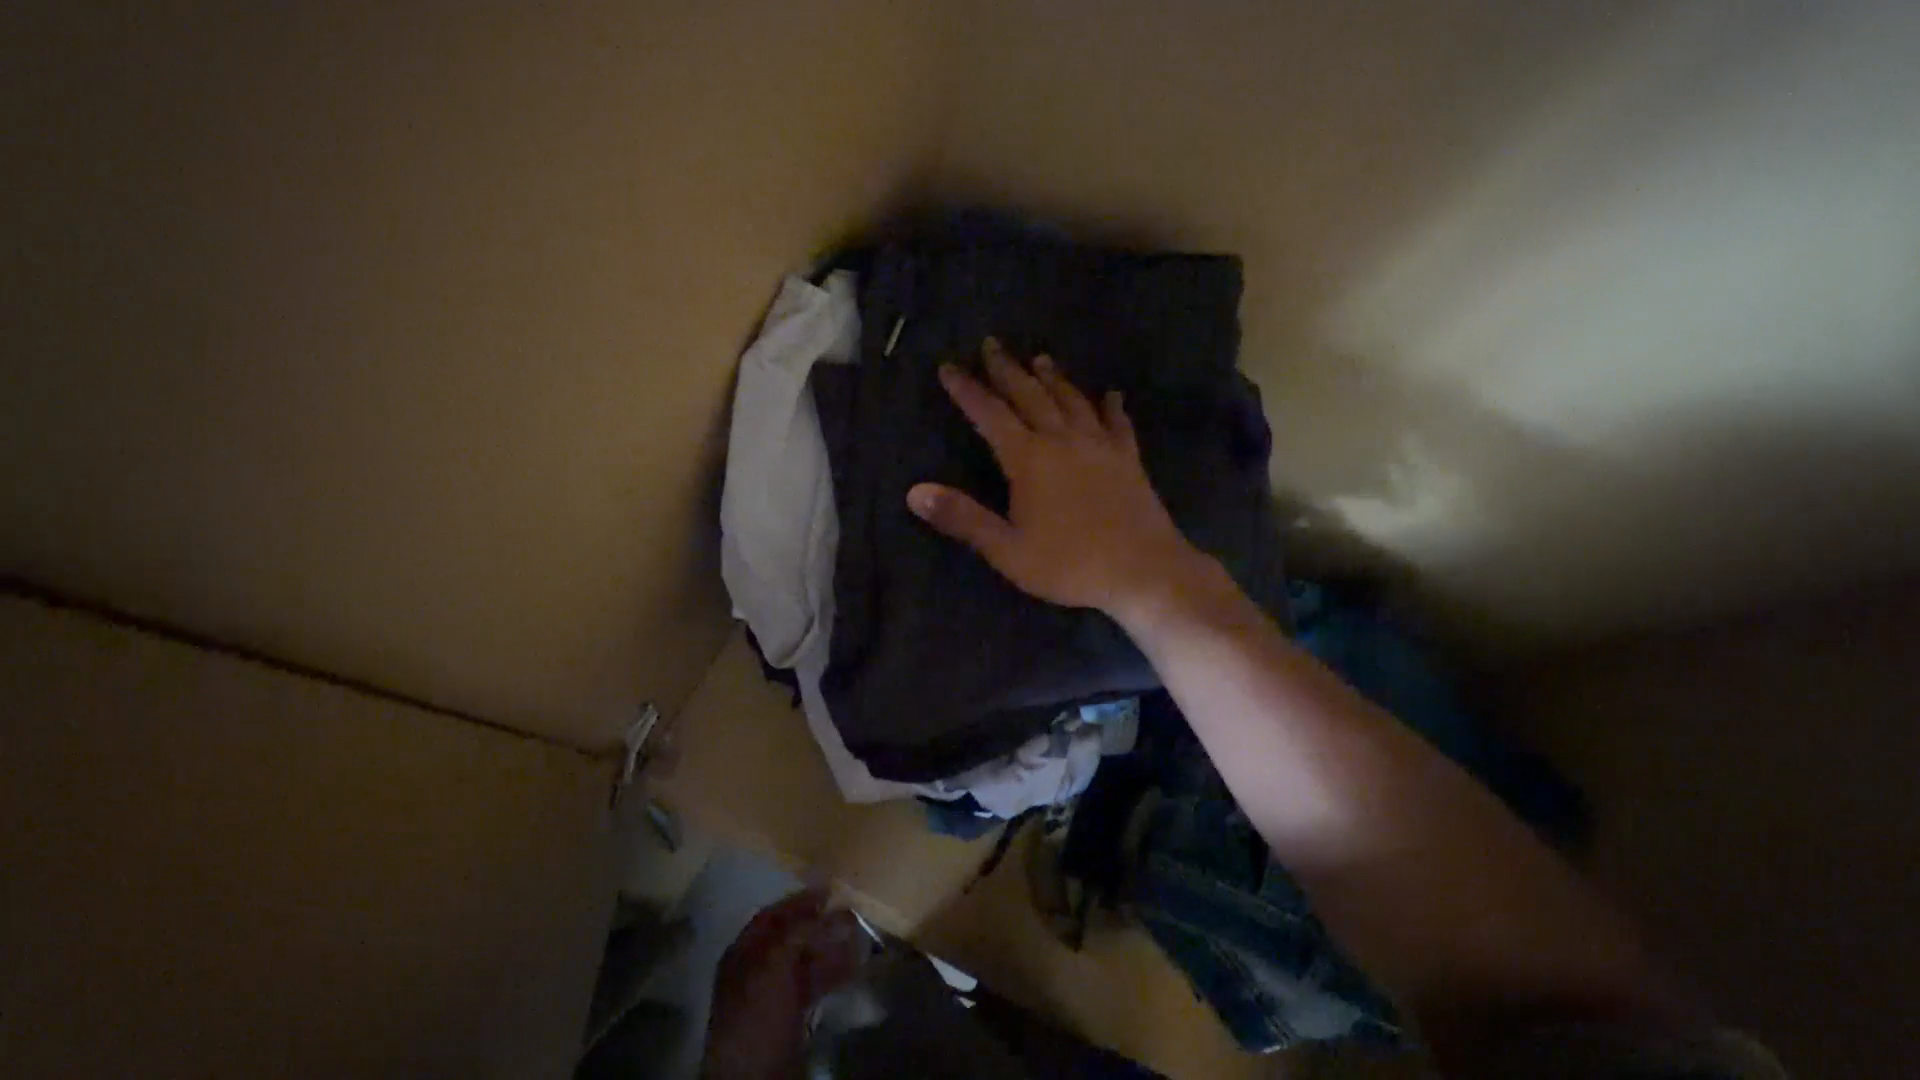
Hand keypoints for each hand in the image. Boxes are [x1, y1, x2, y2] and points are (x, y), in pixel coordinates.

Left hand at [700, 889, 867, 1079]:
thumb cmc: (757, 1016)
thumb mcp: (775, 967)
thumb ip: (801, 932)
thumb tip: (833, 906)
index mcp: (742, 954)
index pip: (770, 916)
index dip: (798, 901)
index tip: (829, 889)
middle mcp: (755, 969)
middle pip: (790, 937)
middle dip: (820, 924)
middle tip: (852, 914)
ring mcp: (772, 995)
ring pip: (804, 961)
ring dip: (830, 948)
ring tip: (859, 938)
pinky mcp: (789, 1017)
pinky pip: (812, 986)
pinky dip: (832, 974)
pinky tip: (853, 967)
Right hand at [907, 338, 1212, 622]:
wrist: (1144, 571)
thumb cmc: (1069, 565)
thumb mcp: (1007, 550)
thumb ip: (963, 518)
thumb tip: (915, 492)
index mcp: (1028, 459)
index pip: (990, 415)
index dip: (967, 390)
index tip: (949, 367)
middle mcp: (1063, 441)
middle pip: (1030, 395)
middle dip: (1007, 369)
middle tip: (991, 344)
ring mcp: (1100, 446)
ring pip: (1071, 400)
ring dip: (1053, 378)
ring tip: (1039, 358)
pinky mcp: (1129, 459)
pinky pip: (1117, 423)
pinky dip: (1111, 406)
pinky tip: (1111, 395)